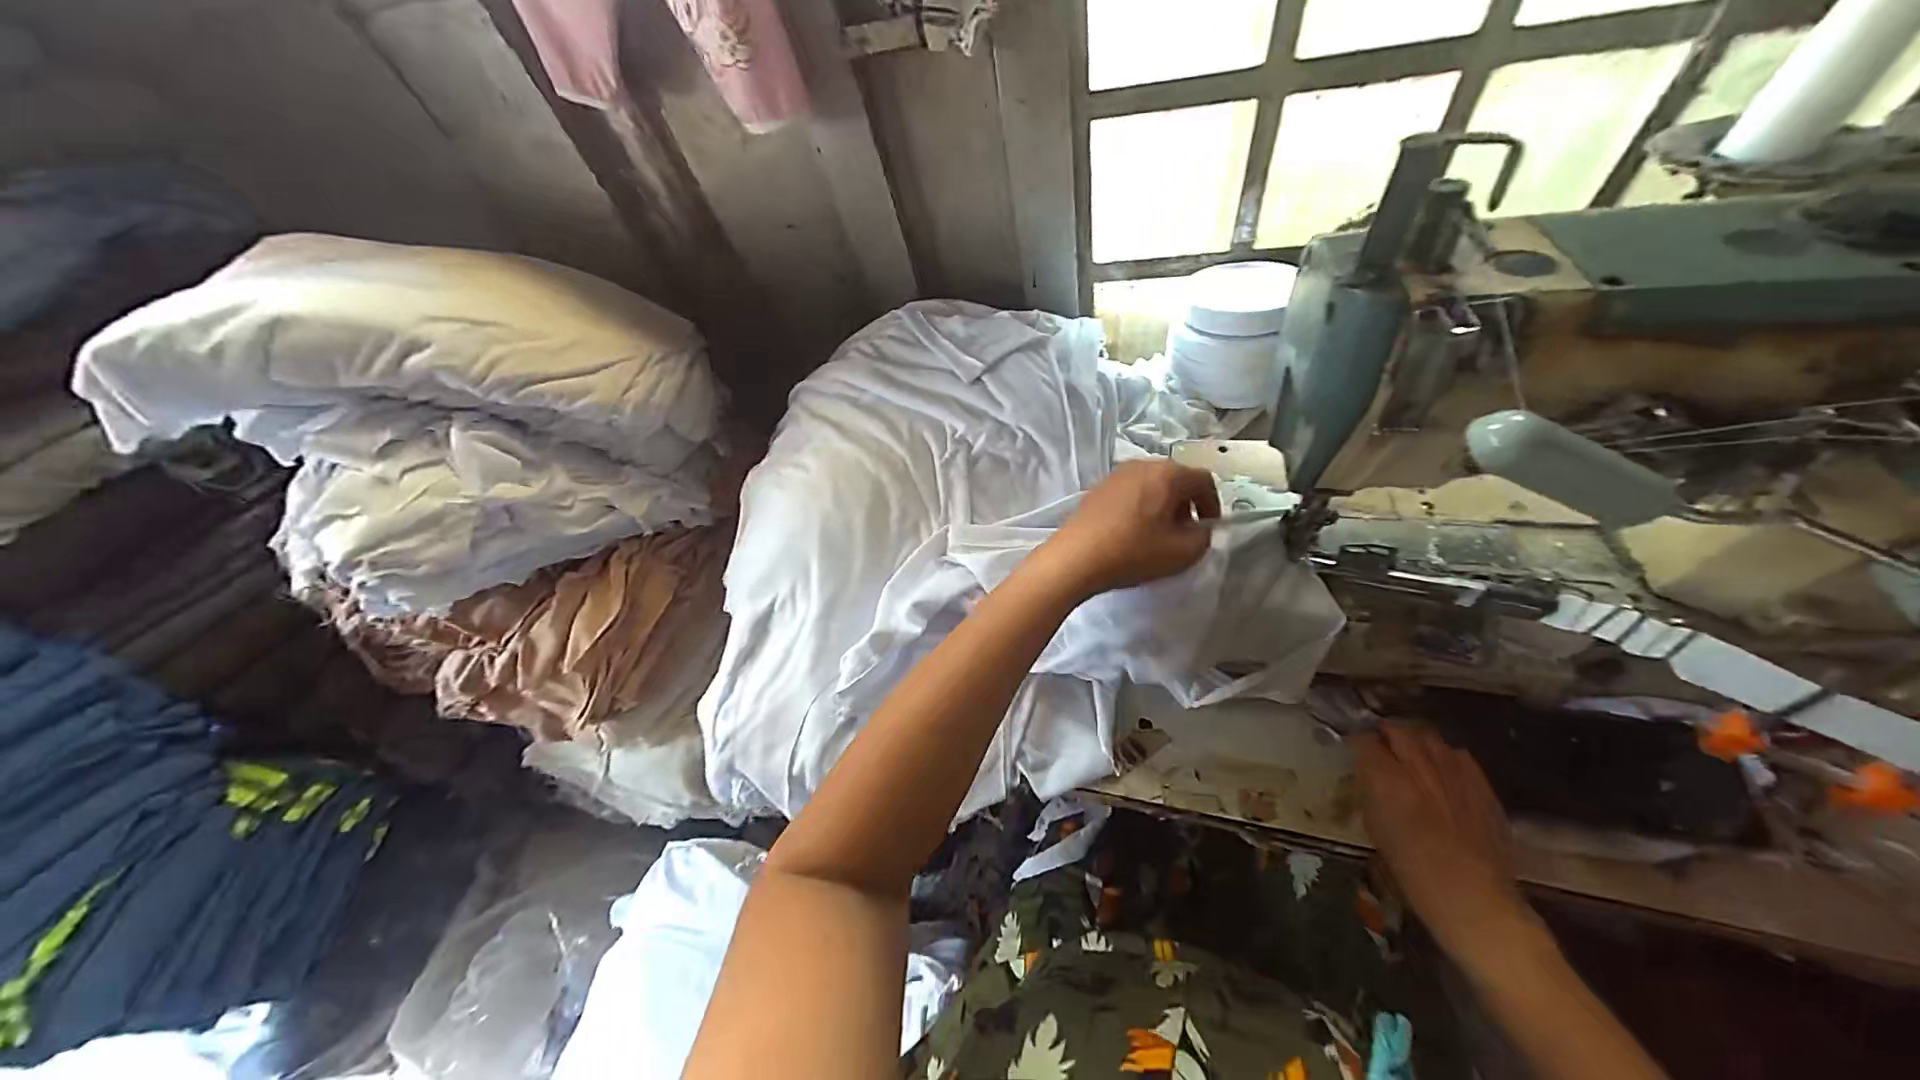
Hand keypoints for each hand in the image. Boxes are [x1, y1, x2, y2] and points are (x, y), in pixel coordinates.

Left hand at [1033, 460, 1218, 598]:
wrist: (1074, 558)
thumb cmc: (1132, 552)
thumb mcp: (1182, 553)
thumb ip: (1203, 537)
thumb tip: (1199, 529)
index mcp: (1167, 473)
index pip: (1204, 480)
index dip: (1213, 505)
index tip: (1207, 528)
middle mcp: (1141, 465)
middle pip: (1176, 479)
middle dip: (1186, 504)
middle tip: (1184, 531)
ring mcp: (1115, 475)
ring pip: (1152, 485)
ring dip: (1162, 505)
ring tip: (1157, 534)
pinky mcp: (1097, 489)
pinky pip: (1130, 492)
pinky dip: (1140, 507)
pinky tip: (1132, 532)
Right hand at [1355, 722, 1534, 959]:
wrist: (1475, 900)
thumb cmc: (1412, 871)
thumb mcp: (1375, 827)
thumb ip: (1371, 793)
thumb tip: (1369, 776)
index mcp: (1386, 778)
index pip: (1364, 741)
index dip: (1357, 742)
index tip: (1354, 749)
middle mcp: (1420, 767)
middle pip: (1399, 731)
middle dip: (1386, 734)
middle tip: (1380, 744)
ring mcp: (1456, 774)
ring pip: (1431, 738)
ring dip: (1416, 741)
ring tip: (1411, 754)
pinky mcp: (1483, 787)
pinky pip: (1461, 757)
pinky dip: (1447, 756)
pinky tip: (1443, 770)